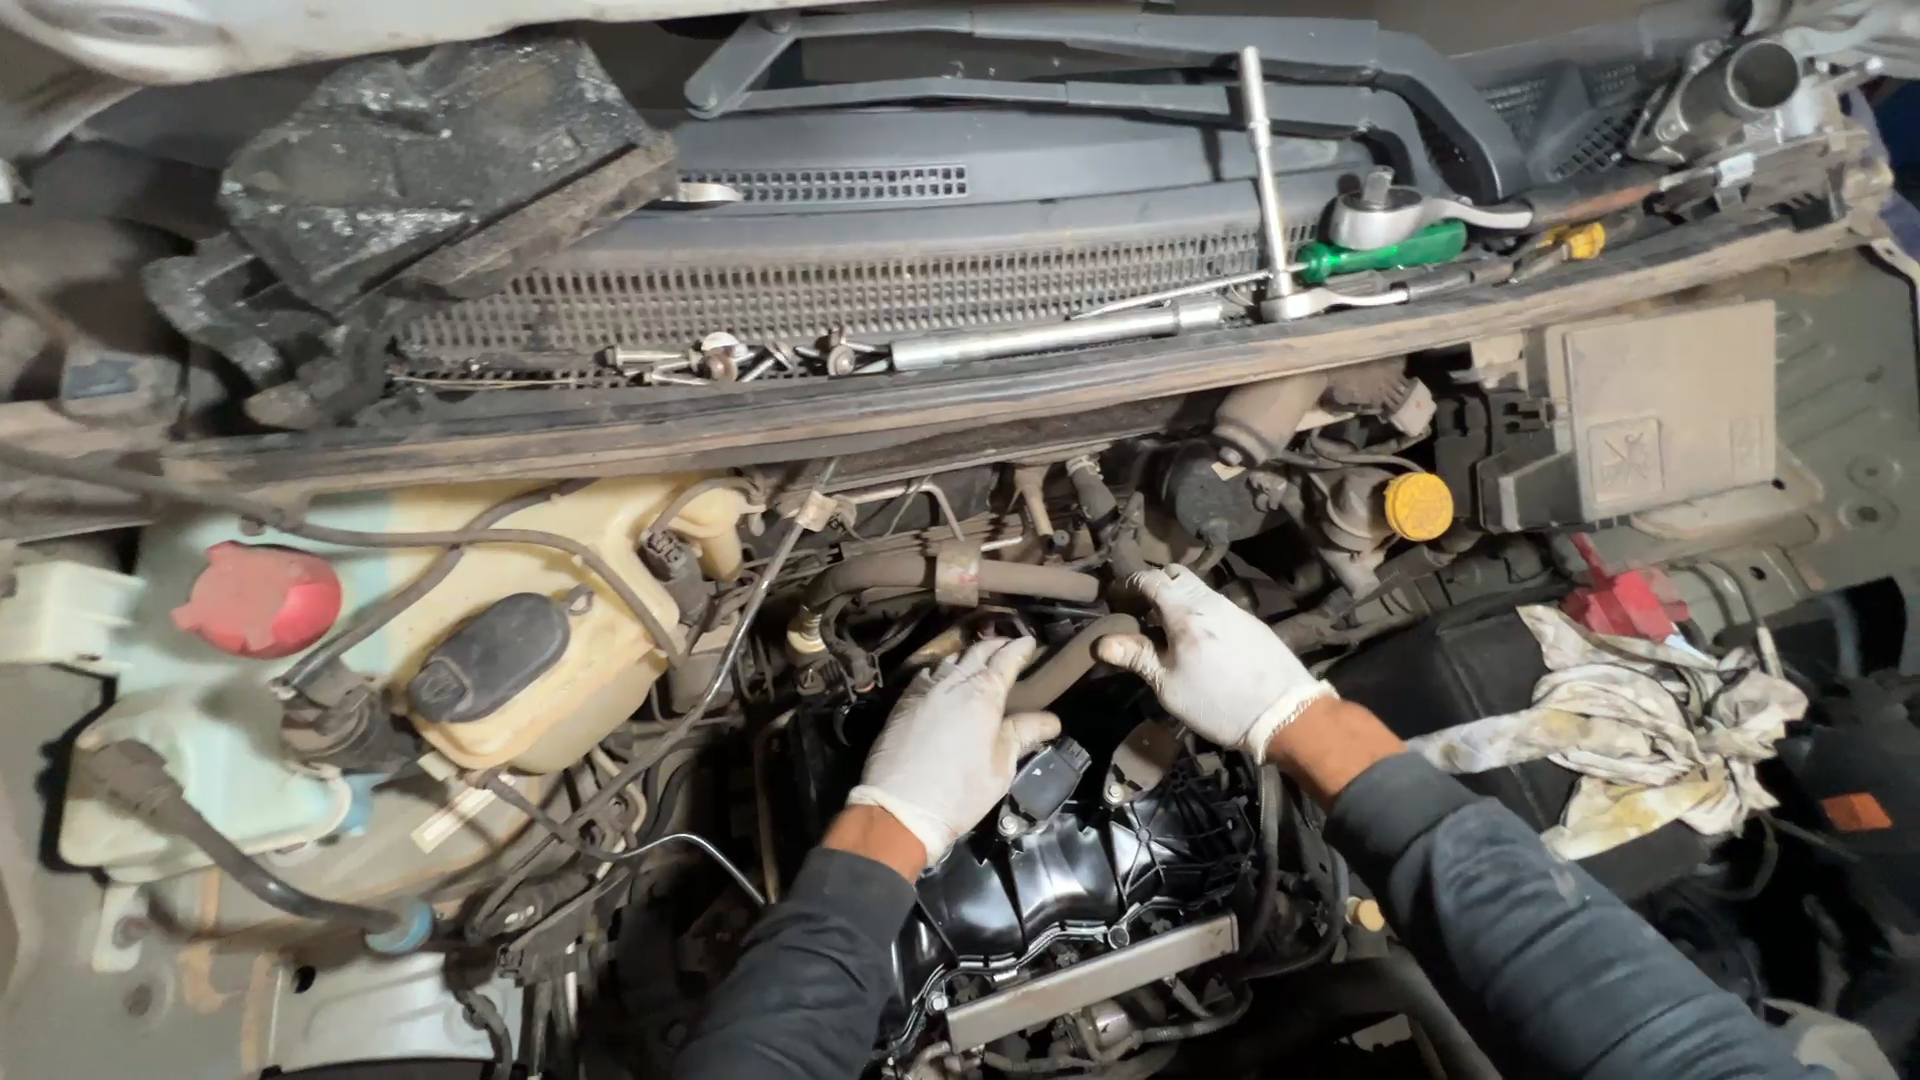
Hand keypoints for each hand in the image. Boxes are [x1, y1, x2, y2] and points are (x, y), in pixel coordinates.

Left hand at [844, 638, 1060, 866]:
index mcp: (983, 696)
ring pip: (951, 659)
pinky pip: (927, 674)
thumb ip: (1023, 735)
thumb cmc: (959, 791)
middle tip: (1009, 645)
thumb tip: (1051, 720)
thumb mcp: (1001, 767)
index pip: (1006, 660)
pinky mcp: (904, 701)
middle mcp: (954, 683)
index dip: (1020, 649)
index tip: (1030, 642)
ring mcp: (925, 689)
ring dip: (968, 655)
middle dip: (996, 645)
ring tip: (978, 658)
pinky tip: (944, 677)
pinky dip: (942, 669)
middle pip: (978, 652)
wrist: (900, 806)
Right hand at [1096, 564, 1335, 763]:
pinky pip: (1217, 603)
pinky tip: (1199, 638)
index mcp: (1185, 613)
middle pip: (1176, 574)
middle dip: (1155, 583)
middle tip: (1140, 607)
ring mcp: (1235, 609)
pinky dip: (1199, 609)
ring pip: (1199, 588)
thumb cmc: (1219, 704)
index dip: (1129, 583)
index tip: (1116, 596)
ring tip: (1167, 626)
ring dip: (1178, 597)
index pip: (1151, 579)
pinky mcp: (1252, 622)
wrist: (1287, 715)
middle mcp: (1210, 601)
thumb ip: (1137, 657)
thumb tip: (1101, 643)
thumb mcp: (1169, 686)